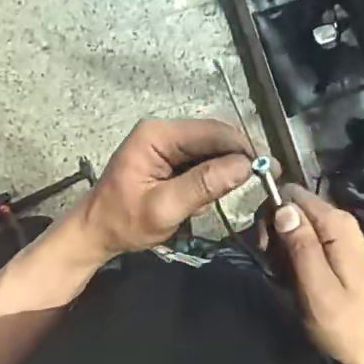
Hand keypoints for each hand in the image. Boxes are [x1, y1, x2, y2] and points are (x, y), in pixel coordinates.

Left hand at [72, 119, 254, 264]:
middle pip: (214, 136)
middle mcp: (163, 130)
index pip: (212, 132)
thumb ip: (204, 184)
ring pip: (212, 147)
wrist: (94, 234)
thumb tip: (245, 166)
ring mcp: (166, 142)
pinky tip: (220, 189)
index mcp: (157, 135)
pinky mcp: (170, 156)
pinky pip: (202, 158)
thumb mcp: (164, 207)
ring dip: (228, 166)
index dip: (243, 147)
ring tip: (246, 184)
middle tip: (267, 176)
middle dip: (239, 156)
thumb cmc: (123, 222)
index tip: (270, 167)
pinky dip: (215, 173)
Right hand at [270, 185, 363, 363]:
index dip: (272, 216)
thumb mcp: (317, 288)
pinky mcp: (334, 247)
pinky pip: (302, 238)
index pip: (292, 194)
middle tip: (274, 266)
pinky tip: (293, 277)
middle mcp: (340, 220)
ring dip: (281, 247)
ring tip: (284, 275)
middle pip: (292, 206)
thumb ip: (301, 245)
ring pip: (294, 223)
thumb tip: (283, 207)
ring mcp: (338, 233)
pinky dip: (291, 255)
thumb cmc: (342, 324)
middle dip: (275, 232)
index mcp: (338, 224)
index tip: (267, 247)